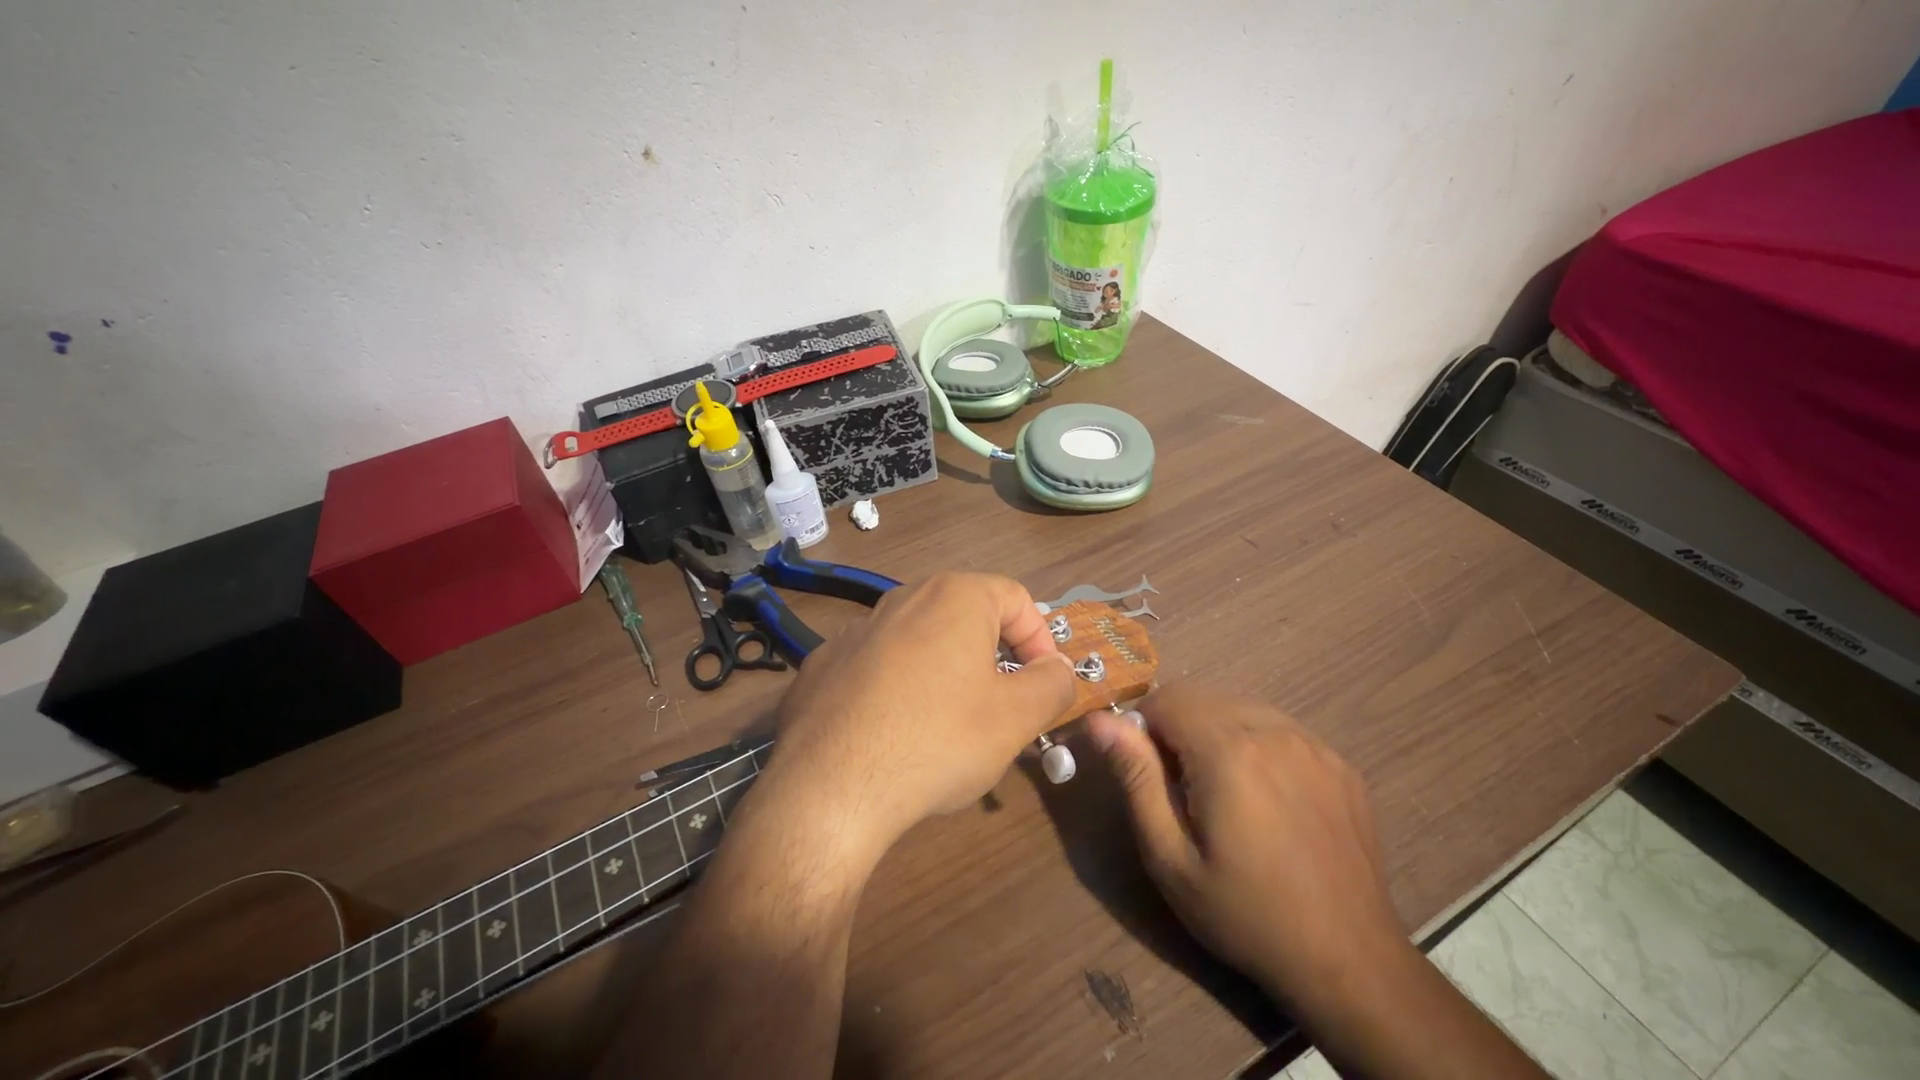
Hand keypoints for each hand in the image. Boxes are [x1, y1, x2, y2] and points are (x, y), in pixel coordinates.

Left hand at [759, 572, 1075, 865]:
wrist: (830, 787)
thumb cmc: (938, 741)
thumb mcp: (1016, 718)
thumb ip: (1052, 684)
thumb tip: (1057, 669)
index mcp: (953, 597)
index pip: (1016, 599)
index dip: (1040, 642)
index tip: (1043, 688)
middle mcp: (900, 599)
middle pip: (965, 618)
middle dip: (992, 659)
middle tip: (1001, 710)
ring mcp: (853, 633)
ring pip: (917, 645)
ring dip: (943, 676)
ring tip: (947, 729)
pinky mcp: (820, 668)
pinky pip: (874, 671)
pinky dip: (894, 693)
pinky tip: (891, 737)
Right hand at [1086, 685, 1404, 1010]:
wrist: (1347, 958)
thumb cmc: (1244, 914)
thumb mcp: (1170, 858)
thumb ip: (1136, 779)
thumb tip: (1100, 720)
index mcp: (1229, 751)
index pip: (1168, 697)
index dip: (1144, 727)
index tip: (1146, 773)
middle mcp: (1276, 732)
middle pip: (1206, 698)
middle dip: (1180, 730)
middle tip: (1181, 793)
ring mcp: (1316, 746)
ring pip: (1246, 710)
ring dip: (1220, 734)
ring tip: (1224, 796)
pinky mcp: (1342, 766)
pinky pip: (1284, 733)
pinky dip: (1260, 748)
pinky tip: (1268, 803)